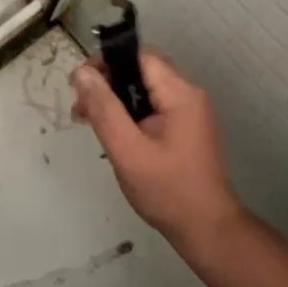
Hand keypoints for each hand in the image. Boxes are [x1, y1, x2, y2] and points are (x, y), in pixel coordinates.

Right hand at [72, 51, 244, 247]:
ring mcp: (189, 111)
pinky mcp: (185, 127)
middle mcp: (188, 94)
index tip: (82, 83)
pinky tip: (112, 132)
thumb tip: (81, 72)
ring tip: (88, 119)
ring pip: (145, 88)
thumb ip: (104, 110)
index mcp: (180, 93)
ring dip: (116, 98)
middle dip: (108, 81)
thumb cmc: (167, 191)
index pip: (140, 56)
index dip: (108, 62)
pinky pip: (152, 106)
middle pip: (142, 70)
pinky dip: (130, 112)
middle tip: (81, 107)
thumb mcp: (128, 151)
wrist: (206, 230)